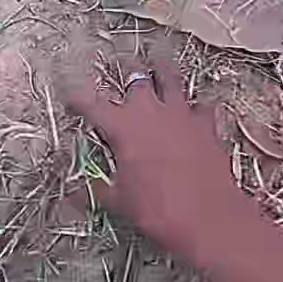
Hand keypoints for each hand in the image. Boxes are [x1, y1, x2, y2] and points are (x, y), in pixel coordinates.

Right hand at [62, 53, 272, 277]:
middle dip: (124, 70)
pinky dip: (198, 105)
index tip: (71, 94)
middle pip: (134, 78)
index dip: (78, 97)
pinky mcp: (207, 126)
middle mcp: (151, 113)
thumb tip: (75, 195)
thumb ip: (98, 190)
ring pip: (171, 80)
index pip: (91, 104)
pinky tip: (199, 106)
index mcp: (123, 127)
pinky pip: (203, 106)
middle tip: (118, 63)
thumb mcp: (120, 202)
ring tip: (158, 61)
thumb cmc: (161, 210)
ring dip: (162, 72)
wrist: (210, 219)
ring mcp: (181, 115)